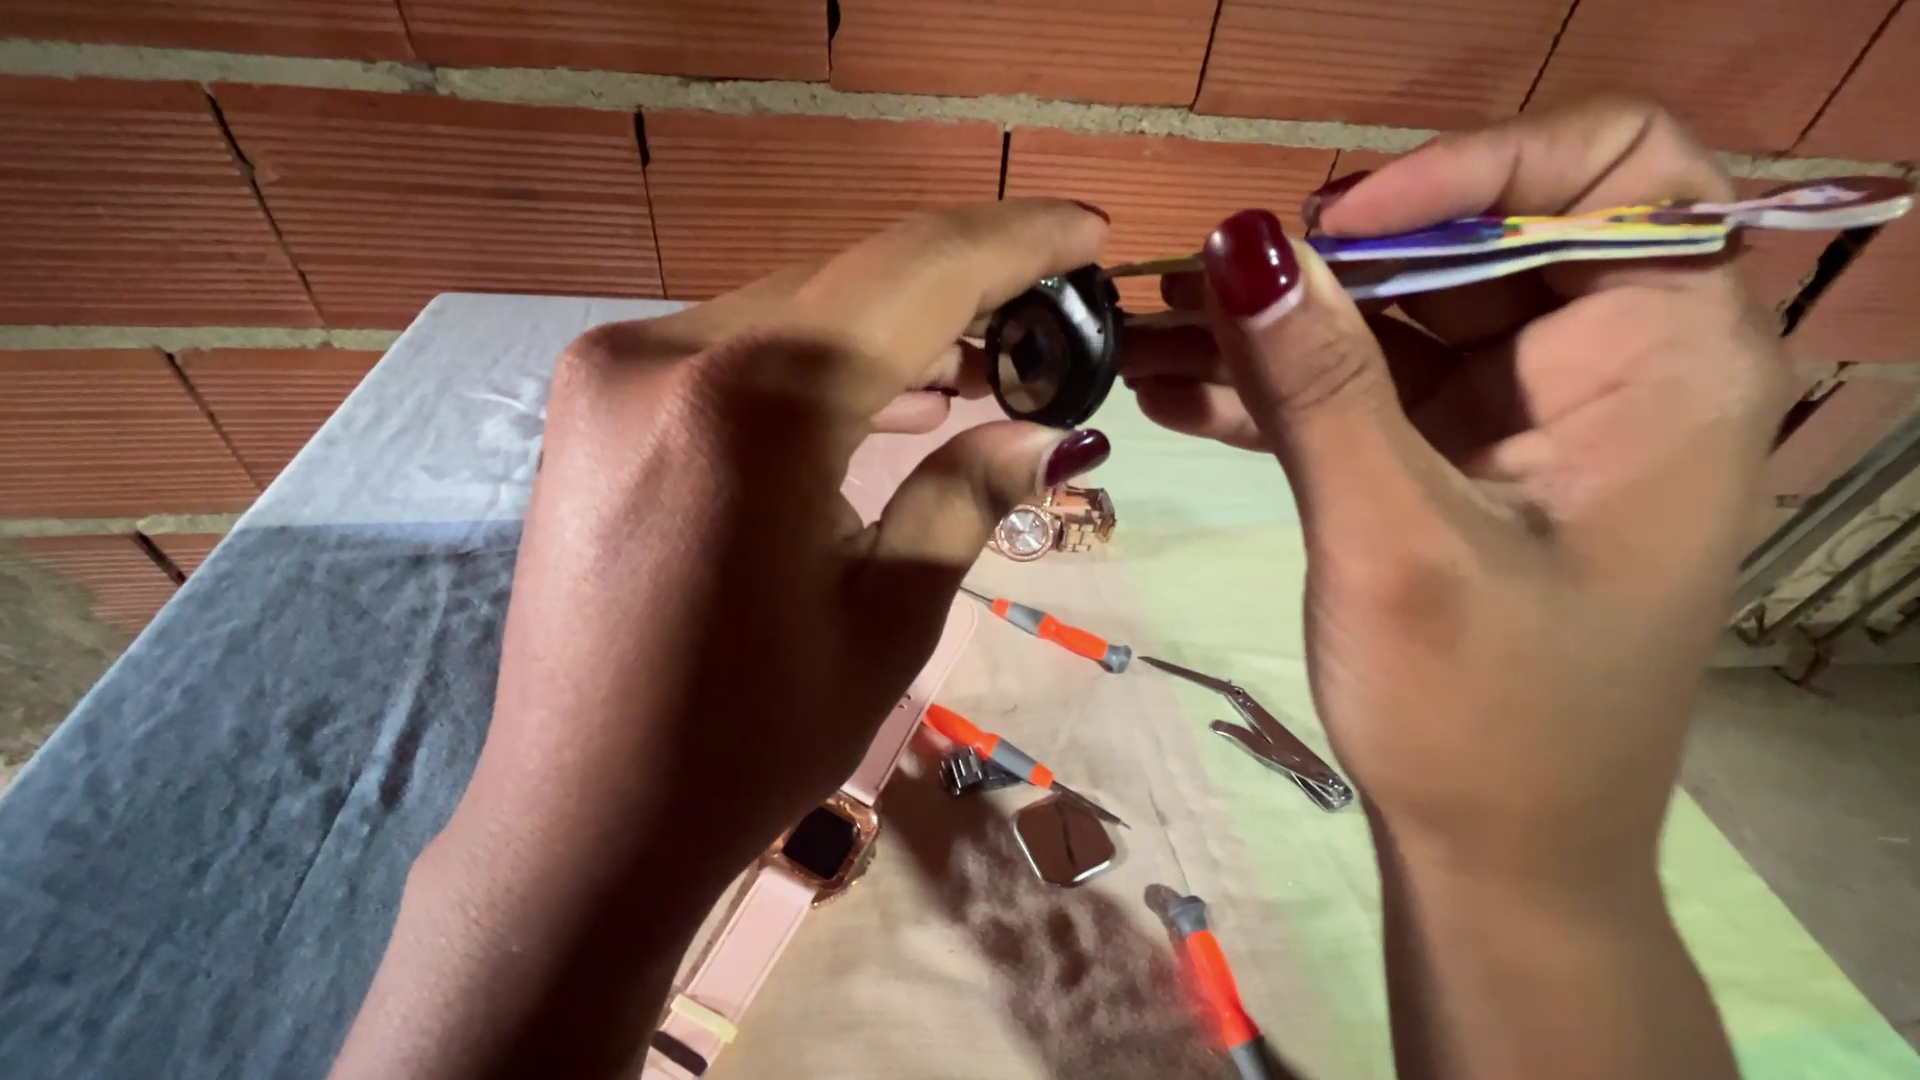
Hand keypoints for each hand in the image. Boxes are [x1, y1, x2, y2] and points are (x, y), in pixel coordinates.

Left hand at [335, 202, 1114, 1079]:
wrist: (587, 817)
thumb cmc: (751, 738)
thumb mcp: (889, 616)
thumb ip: (970, 494)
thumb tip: (1053, 432)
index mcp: (753, 404)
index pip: (913, 274)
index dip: (1014, 244)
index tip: (1087, 232)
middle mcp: (665, 351)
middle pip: (850, 280)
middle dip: (961, 290)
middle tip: (1046, 320)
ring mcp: (613, 371)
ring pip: (791, 310)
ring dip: (891, 329)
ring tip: (984, 362)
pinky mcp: (595, 405)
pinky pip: (734, 351)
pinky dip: (818, 363)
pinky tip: (887, 395)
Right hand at [1128, 98, 1788, 879]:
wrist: (1489, 851)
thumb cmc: (1478, 715)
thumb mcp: (1391, 538)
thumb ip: (1318, 382)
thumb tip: (1240, 243)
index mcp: (1659, 367)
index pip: (1607, 176)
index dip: (1469, 170)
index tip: (1331, 226)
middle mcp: (1596, 371)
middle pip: (1458, 251)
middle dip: (1316, 268)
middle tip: (1185, 292)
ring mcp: (1510, 421)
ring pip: (1385, 327)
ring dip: (1265, 334)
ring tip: (1146, 342)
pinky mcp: (1441, 465)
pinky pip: (1354, 396)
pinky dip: (1270, 394)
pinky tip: (1173, 397)